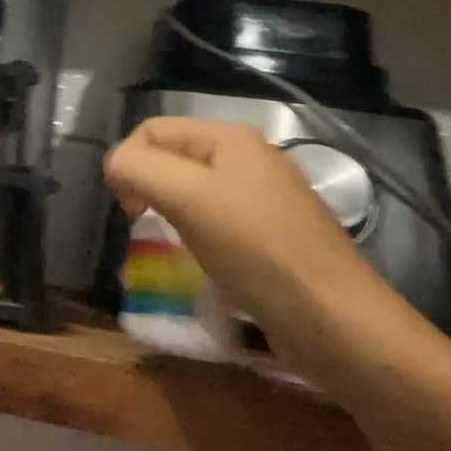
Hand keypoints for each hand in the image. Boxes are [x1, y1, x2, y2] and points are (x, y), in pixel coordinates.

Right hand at [104, 117, 398, 373]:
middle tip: (145, 228)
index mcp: (230, 139)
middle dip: (147, 189)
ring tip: (172, 248)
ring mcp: (264, 200)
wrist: (335, 320)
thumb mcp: (187, 198)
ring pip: (191, 194)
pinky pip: (215, 224)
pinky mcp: (271, 238)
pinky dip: (196, 239)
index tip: (129, 210)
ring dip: (169, 216)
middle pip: (171, 160)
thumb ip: (138, 169)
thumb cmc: (256, 250)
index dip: (128, 163)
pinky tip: (203, 264)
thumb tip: (115, 168)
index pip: (151, 130)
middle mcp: (249, 161)